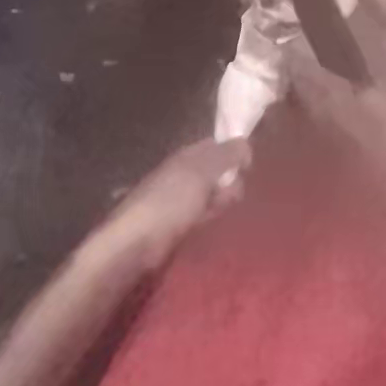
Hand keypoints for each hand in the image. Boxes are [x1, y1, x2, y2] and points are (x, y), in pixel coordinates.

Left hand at [104, 138, 251, 268]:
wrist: (137, 242)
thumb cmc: (171, 200)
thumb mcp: (203, 171)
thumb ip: (226, 155)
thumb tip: (246, 144)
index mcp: (187, 156)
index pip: (216, 145)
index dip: (234, 151)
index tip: (249, 165)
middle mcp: (184, 173)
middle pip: (217, 171)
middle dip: (230, 181)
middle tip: (234, 194)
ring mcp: (181, 199)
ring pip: (213, 194)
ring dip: (223, 200)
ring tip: (224, 210)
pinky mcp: (180, 223)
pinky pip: (204, 214)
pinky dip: (212, 216)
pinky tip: (215, 223)